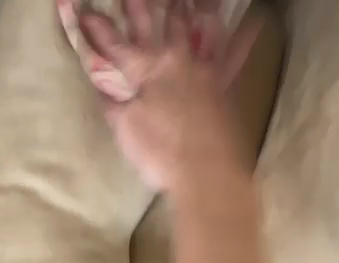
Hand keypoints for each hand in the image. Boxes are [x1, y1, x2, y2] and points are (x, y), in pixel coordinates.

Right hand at [71, 0, 259, 191]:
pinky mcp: (223, 83)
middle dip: (142, 4)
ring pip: (197, 25)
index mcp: (146, 68)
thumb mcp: (125, 129)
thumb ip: (113, 103)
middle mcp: (176, 58)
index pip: (114, 44)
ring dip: (189, 6)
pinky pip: (235, 54)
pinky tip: (255, 20)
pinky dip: (244, 37)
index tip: (83, 10)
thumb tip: (103, 86)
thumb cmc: (159, 151)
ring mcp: (203, 66)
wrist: (205, 170)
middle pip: (157, 23)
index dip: (97, 28)